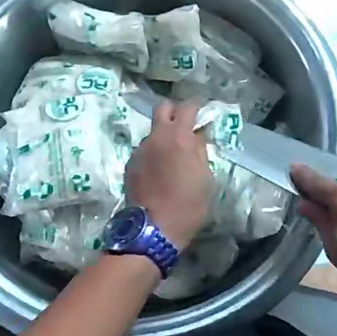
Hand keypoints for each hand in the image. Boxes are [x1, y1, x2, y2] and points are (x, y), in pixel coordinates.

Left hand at [125, 100, 210, 241]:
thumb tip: (197, 135)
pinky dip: (153, 153)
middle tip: (184, 126)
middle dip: (174, 112)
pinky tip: (159, 171)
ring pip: (153, 132)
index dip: (196, 106)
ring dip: (163, 137)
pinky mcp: (130, 164)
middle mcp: (156, 137)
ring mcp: (140, 150)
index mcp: (179, 137)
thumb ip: (200, 150)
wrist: (154, 228)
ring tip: (171, 157)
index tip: (202, 112)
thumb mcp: (206, 177)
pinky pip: (144, 150)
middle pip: (162, 108)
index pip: (187, 107)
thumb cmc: (188, 204)